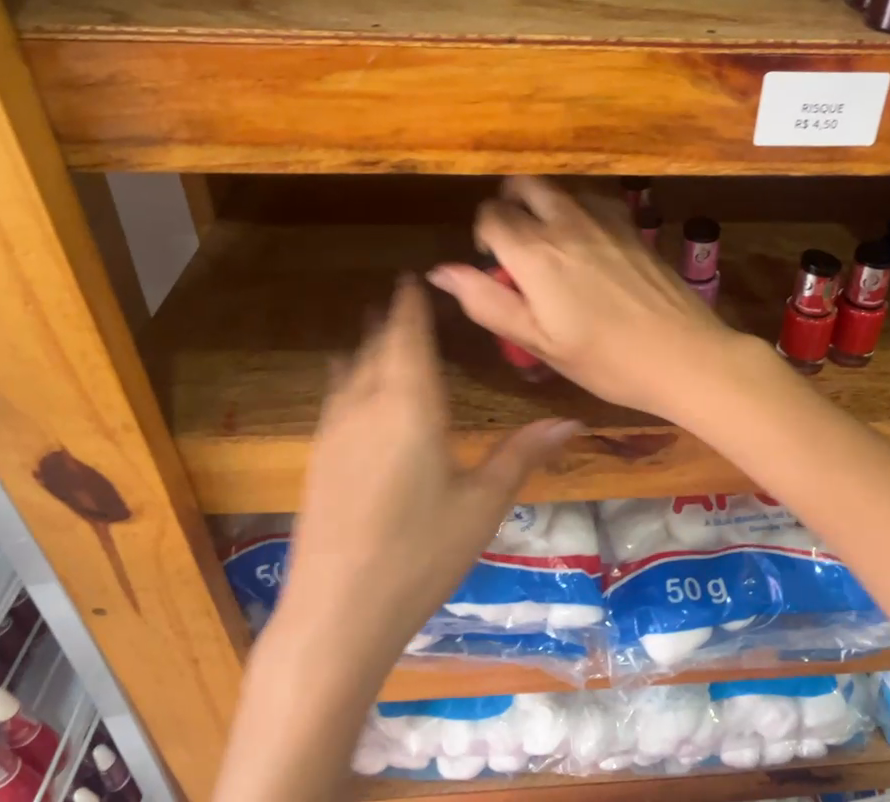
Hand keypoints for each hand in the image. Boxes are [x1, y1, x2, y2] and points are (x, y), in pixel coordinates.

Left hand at [278, 274, 583, 653]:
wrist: (338, 610)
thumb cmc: (422, 553)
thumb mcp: (483, 504)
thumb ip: (523, 454)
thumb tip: (573, 419)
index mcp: (410, 405)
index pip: (408, 338)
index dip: (411, 307)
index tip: (412, 279)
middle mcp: (367, 406)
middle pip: (376, 349)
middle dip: (388, 321)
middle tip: (399, 298)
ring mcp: (335, 433)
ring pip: (350, 372)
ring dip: (364, 347)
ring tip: (374, 331)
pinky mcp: (316, 459)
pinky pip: (333, 399)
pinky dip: (345, 378)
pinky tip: (348, 388)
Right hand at [425, 177, 743, 418]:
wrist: (684, 355)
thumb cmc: (604, 360)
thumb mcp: (538, 342)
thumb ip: (487, 301)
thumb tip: (441, 271)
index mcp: (535, 252)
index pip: (491, 214)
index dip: (484, 234)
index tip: (495, 263)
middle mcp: (567, 223)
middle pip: (524, 185)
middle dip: (510, 204)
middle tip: (516, 242)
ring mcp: (605, 219)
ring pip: (560, 189)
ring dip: (545, 205)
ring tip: (552, 247)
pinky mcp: (633, 226)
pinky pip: (593, 201)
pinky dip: (579, 212)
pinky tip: (590, 248)